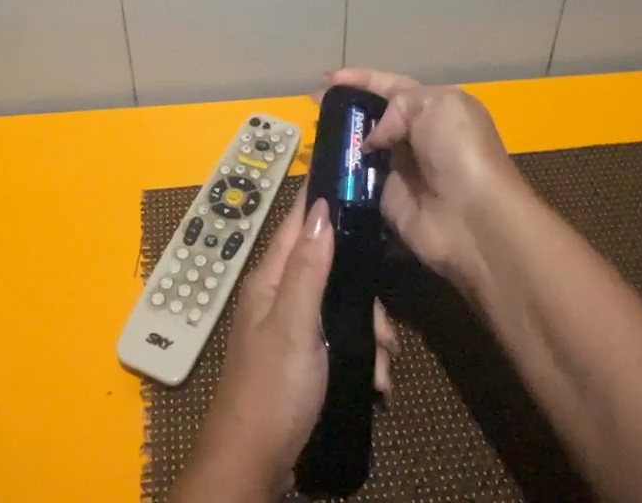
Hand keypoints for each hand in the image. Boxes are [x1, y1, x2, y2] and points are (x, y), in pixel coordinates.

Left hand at [173, 198, 399, 502]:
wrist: (254, 460)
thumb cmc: (274, 387)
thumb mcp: (294, 324)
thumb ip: (307, 268)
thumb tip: (321, 208)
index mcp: (270, 280)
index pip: (298, 223)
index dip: (323, 200)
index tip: (355, 180)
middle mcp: (278, 295)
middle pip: (329, 268)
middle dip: (364, 295)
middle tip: (387, 332)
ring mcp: (290, 327)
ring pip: (340, 306)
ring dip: (369, 333)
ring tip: (385, 366)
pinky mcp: (303, 356)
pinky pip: (340, 339)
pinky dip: (362, 356)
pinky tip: (376, 382)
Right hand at [326, 68, 523, 284]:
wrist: (473, 219)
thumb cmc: (460, 152)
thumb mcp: (438, 105)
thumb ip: (398, 105)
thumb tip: (374, 137)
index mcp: (436, 108)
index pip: (392, 86)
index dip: (362, 79)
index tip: (328, 78)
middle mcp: (417, 137)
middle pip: (373, 117)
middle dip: (344, 109)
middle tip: (313, 105)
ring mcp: (400, 169)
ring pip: (360, 147)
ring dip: (336, 139)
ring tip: (311, 131)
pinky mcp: (385, 199)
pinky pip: (354, 180)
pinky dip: (336, 172)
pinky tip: (316, 163)